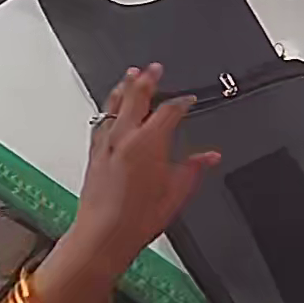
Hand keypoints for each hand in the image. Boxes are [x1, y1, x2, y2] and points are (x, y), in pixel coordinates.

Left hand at [40, 64, 220, 302]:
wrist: (103, 235)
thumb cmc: (138, 218)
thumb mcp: (176, 193)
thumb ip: (193, 169)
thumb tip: (209, 157)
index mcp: (150, 142)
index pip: (169, 111)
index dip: (181, 102)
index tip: (188, 99)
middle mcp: (126, 137)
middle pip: (137, 96)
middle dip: (147, 79)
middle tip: (154, 68)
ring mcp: (107, 142)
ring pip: (114, 104)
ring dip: (124, 87)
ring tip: (131, 74)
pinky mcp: (94, 152)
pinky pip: (101, 120)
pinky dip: (108, 108)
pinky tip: (109, 107)